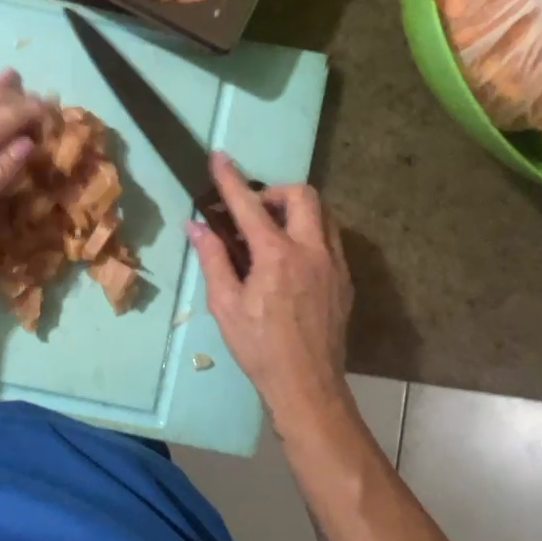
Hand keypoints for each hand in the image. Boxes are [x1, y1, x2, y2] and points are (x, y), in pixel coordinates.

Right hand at [185, 153, 353, 409]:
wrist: (308, 384)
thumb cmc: (258, 346)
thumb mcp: (224, 304)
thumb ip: (212, 258)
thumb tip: (196, 226)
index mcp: (276, 255)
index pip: (248, 205)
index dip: (230, 179)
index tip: (218, 156)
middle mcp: (311, 250)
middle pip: (302, 195)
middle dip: (274, 192)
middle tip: (250, 212)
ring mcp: (334, 264)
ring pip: (323, 214)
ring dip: (295, 211)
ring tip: (269, 232)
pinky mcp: (344, 280)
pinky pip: (330, 239)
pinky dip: (308, 233)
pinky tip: (288, 260)